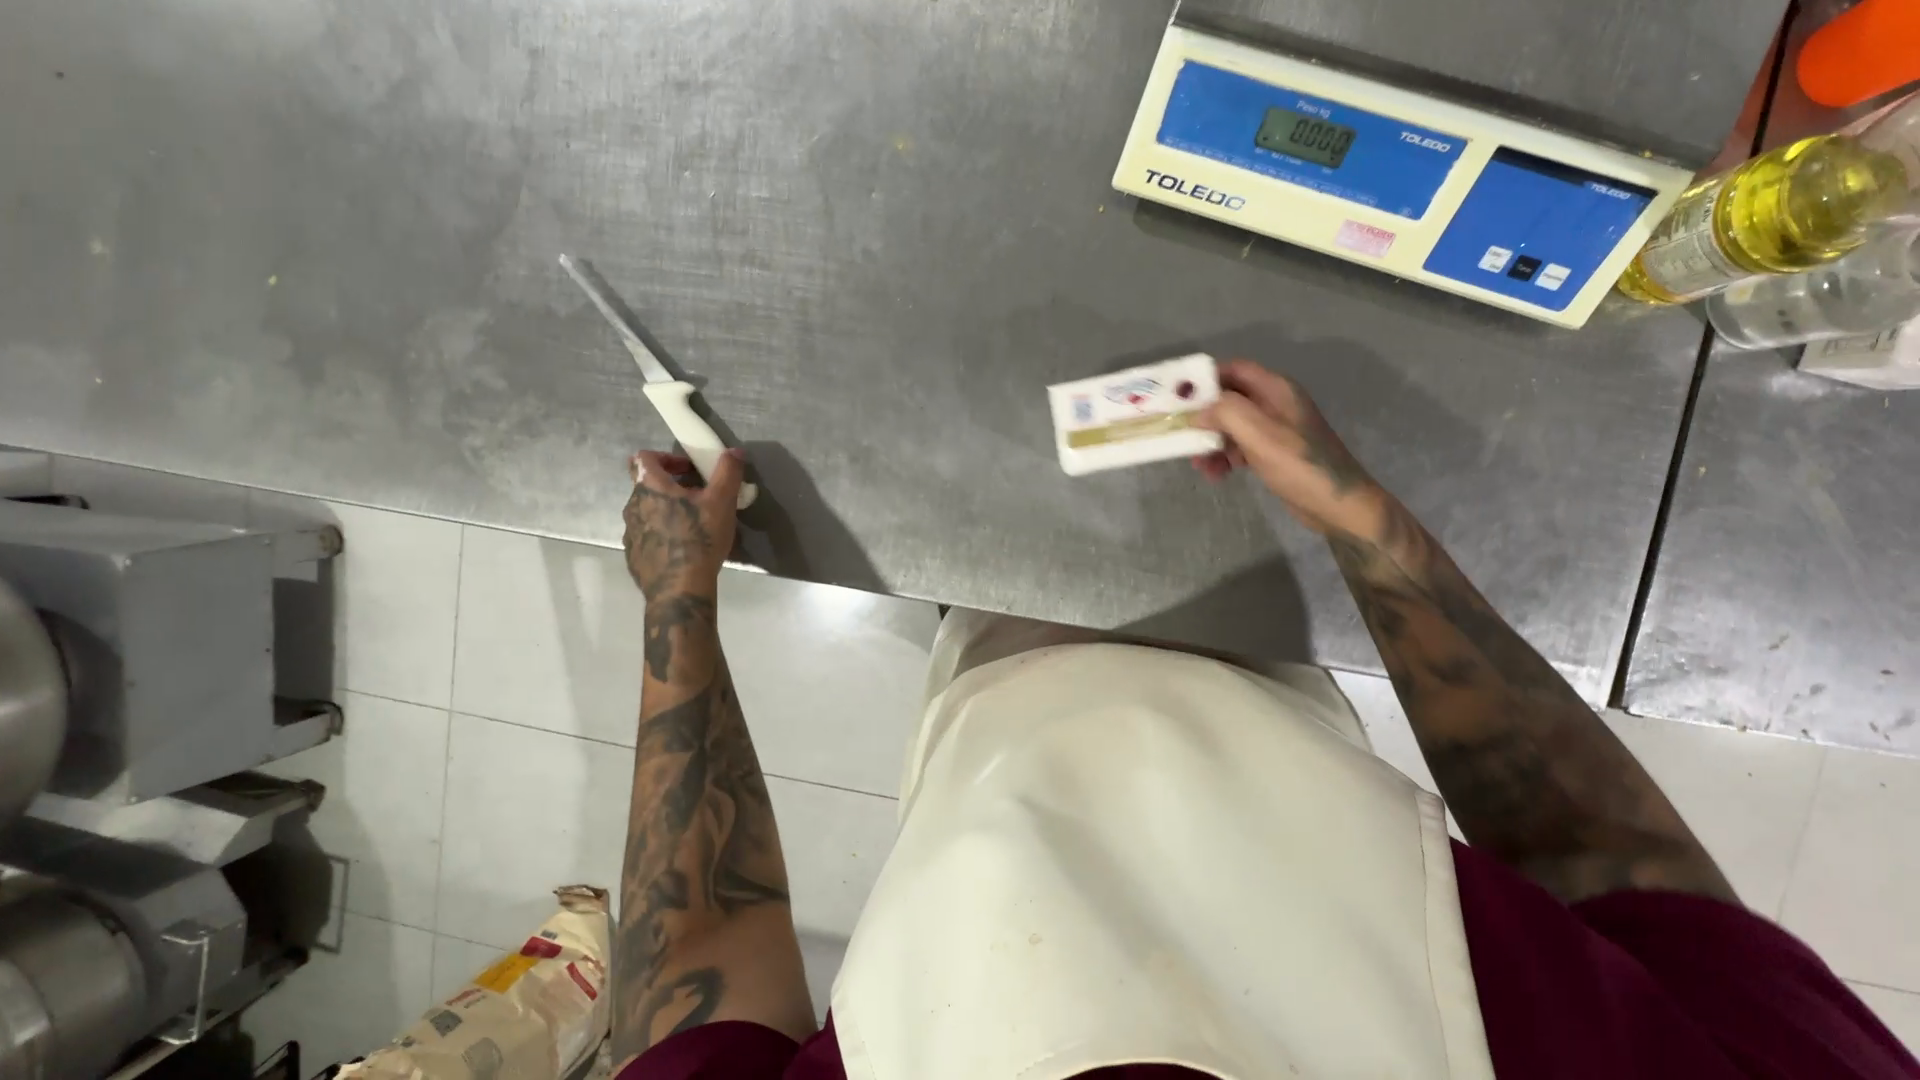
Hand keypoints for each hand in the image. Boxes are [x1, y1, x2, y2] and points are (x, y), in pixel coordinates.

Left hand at [622, 448, 745, 597]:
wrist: (679, 590)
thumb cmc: (700, 540)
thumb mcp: (722, 502)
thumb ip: (728, 472)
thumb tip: (734, 451)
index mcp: (650, 487)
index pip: (644, 457)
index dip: (666, 457)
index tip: (688, 470)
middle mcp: (632, 506)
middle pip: (647, 485)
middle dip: (672, 486)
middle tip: (699, 498)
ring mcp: (630, 532)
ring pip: (646, 512)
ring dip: (666, 511)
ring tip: (692, 525)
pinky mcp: (633, 555)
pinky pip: (646, 536)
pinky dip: (661, 534)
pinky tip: (682, 549)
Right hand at [1191, 359, 1391, 538]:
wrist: (1337, 505)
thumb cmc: (1300, 465)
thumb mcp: (1260, 434)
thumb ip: (1226, 412)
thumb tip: (1199, 411)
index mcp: (1276, 390)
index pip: (1234, 370)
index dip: (1206, 380)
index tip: (1179, 398)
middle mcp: (1275, 404)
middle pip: (1229, 399)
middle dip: (1204, 417)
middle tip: (1182, 435)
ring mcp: (1275, 429)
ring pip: (1231, 426)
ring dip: (1211, 442)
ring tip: (1198, 465)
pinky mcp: (1273, 452)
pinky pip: (1240, 447)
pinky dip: (1224, 457)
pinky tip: (1216, 474)